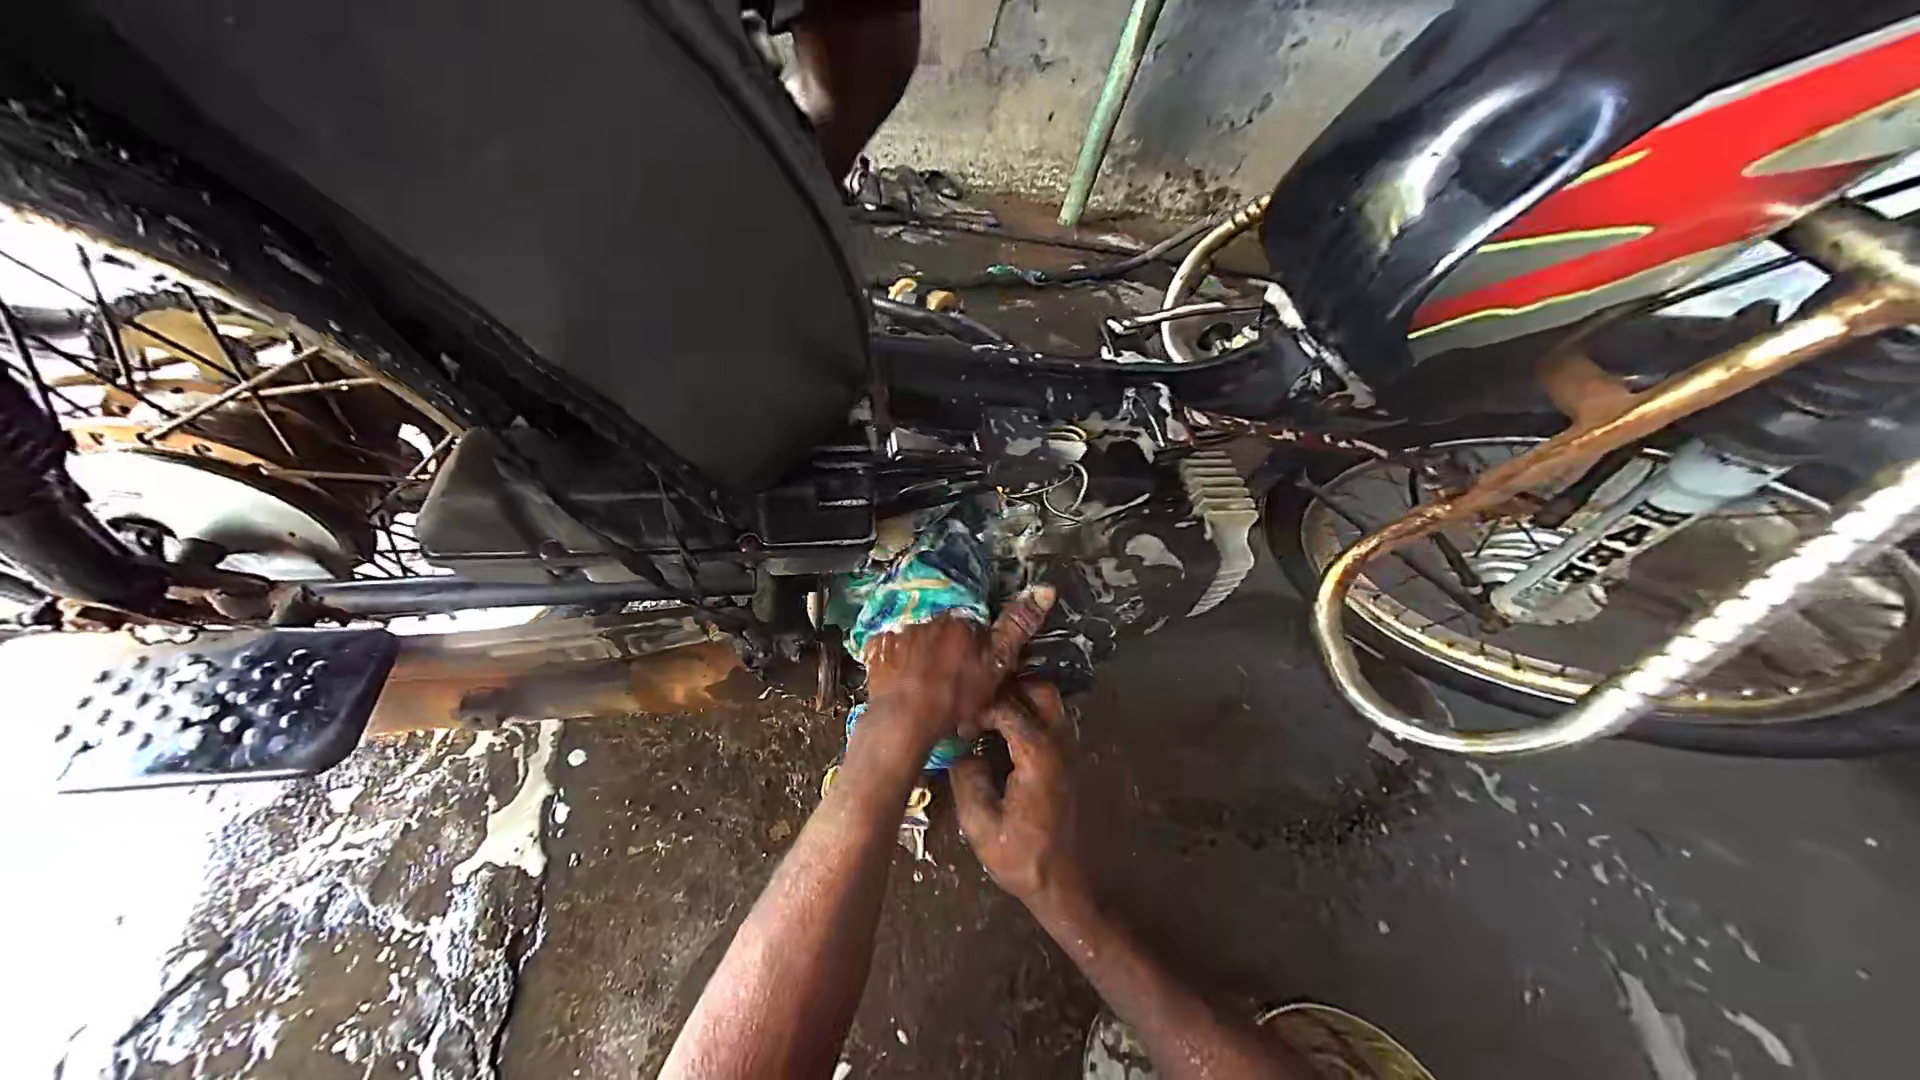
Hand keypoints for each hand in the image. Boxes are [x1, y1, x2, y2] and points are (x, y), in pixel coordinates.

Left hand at [861, 586, 1054, 755]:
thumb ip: (1018, 625)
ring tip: (924, 676)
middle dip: (947, 640)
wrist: (905, 719)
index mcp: (960, 617)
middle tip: (948, 671)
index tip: (971, 658)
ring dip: (921, 646)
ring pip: (917, 632)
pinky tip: (902, 675)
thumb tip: (1044, 590)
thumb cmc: (954, 694)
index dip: (974, 637)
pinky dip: (896, 654)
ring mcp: (900, 628)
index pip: (971, 616)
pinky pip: (891, 643)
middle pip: (943, 623)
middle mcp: (928, 615)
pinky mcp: (878, 644)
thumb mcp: (996, 663)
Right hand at [950, 680, 1086, 908]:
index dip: (979, 710)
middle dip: (1006, 690)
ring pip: (1049, 703)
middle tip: (979, 707)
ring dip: (1020, 701)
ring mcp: (1068, 750)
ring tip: (990, 716)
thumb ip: (966, 778)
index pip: (1006, 707)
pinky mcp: (1068, 761)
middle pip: (1038, 690)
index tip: (961, 727)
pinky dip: (1029, 716)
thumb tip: (959, 748)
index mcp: (1037, 754)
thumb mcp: (980, 823)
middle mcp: (1059, 743)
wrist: (1065, 885)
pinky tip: (1005, 735)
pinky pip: (1051, 722)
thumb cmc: (1022, 857)